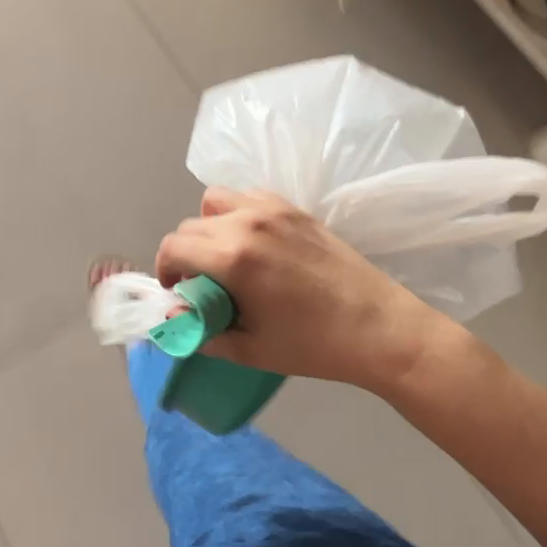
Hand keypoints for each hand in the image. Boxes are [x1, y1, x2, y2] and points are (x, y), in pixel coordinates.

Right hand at [154, 187, 460, 395]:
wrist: (381, 329)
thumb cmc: (314, 346)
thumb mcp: (250, 349)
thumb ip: (202, 332)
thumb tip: (175, 317)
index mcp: (232, 257)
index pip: (173, 247)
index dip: (165, 270)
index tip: (177, 292)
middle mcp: (247, 223)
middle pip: (191, 225)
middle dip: (186, 254)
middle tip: (202, 284)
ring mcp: (274, 210)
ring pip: (216, 201)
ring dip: (210, 227)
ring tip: (227, 257)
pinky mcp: (296, 210)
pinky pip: (250, 197)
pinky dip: (240, 214)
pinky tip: (256, 244)